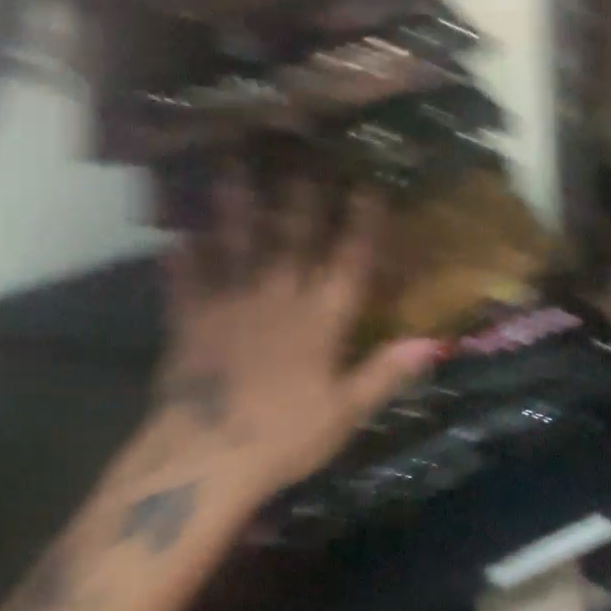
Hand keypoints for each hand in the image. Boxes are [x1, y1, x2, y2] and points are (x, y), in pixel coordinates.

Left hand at [155, 180, 442, 492]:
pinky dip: (182, 254)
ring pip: (236, 244)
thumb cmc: (287, 438)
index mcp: (321, 323)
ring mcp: (229, 305)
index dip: (362, 225)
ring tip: (234, 164)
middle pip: (292, 239)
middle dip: (302, 197)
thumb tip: (433, 341)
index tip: (370, 187)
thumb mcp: (347, 412)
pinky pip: (186, 278)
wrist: (209, 455)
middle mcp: (277, 299)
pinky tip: (176, 231)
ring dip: (236, 204)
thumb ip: (385, 372)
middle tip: (303, 154)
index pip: (348, 263)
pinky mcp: (189, 320)